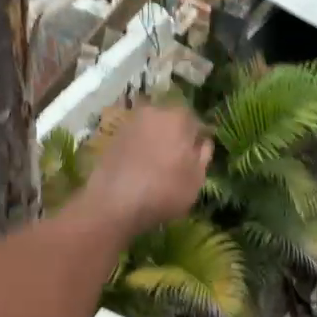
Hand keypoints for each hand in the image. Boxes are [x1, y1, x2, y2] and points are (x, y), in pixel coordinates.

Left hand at [77, 104, 211, 236]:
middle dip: (177, 136)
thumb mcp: (196, 179)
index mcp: (179, 117)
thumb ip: (203, 155)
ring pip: (152, 129)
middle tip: (179, 160)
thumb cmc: (164, 190)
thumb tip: (203, 141)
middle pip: (172, 121)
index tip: (199, 155)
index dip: (200, 139)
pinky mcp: (112, 137)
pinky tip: (140, 168)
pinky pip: (135, 139)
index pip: (197, 122)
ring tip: (158, 165)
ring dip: (157, 141)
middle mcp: (154, 112)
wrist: (113, 203)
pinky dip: (140, 148)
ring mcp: (130, 123)